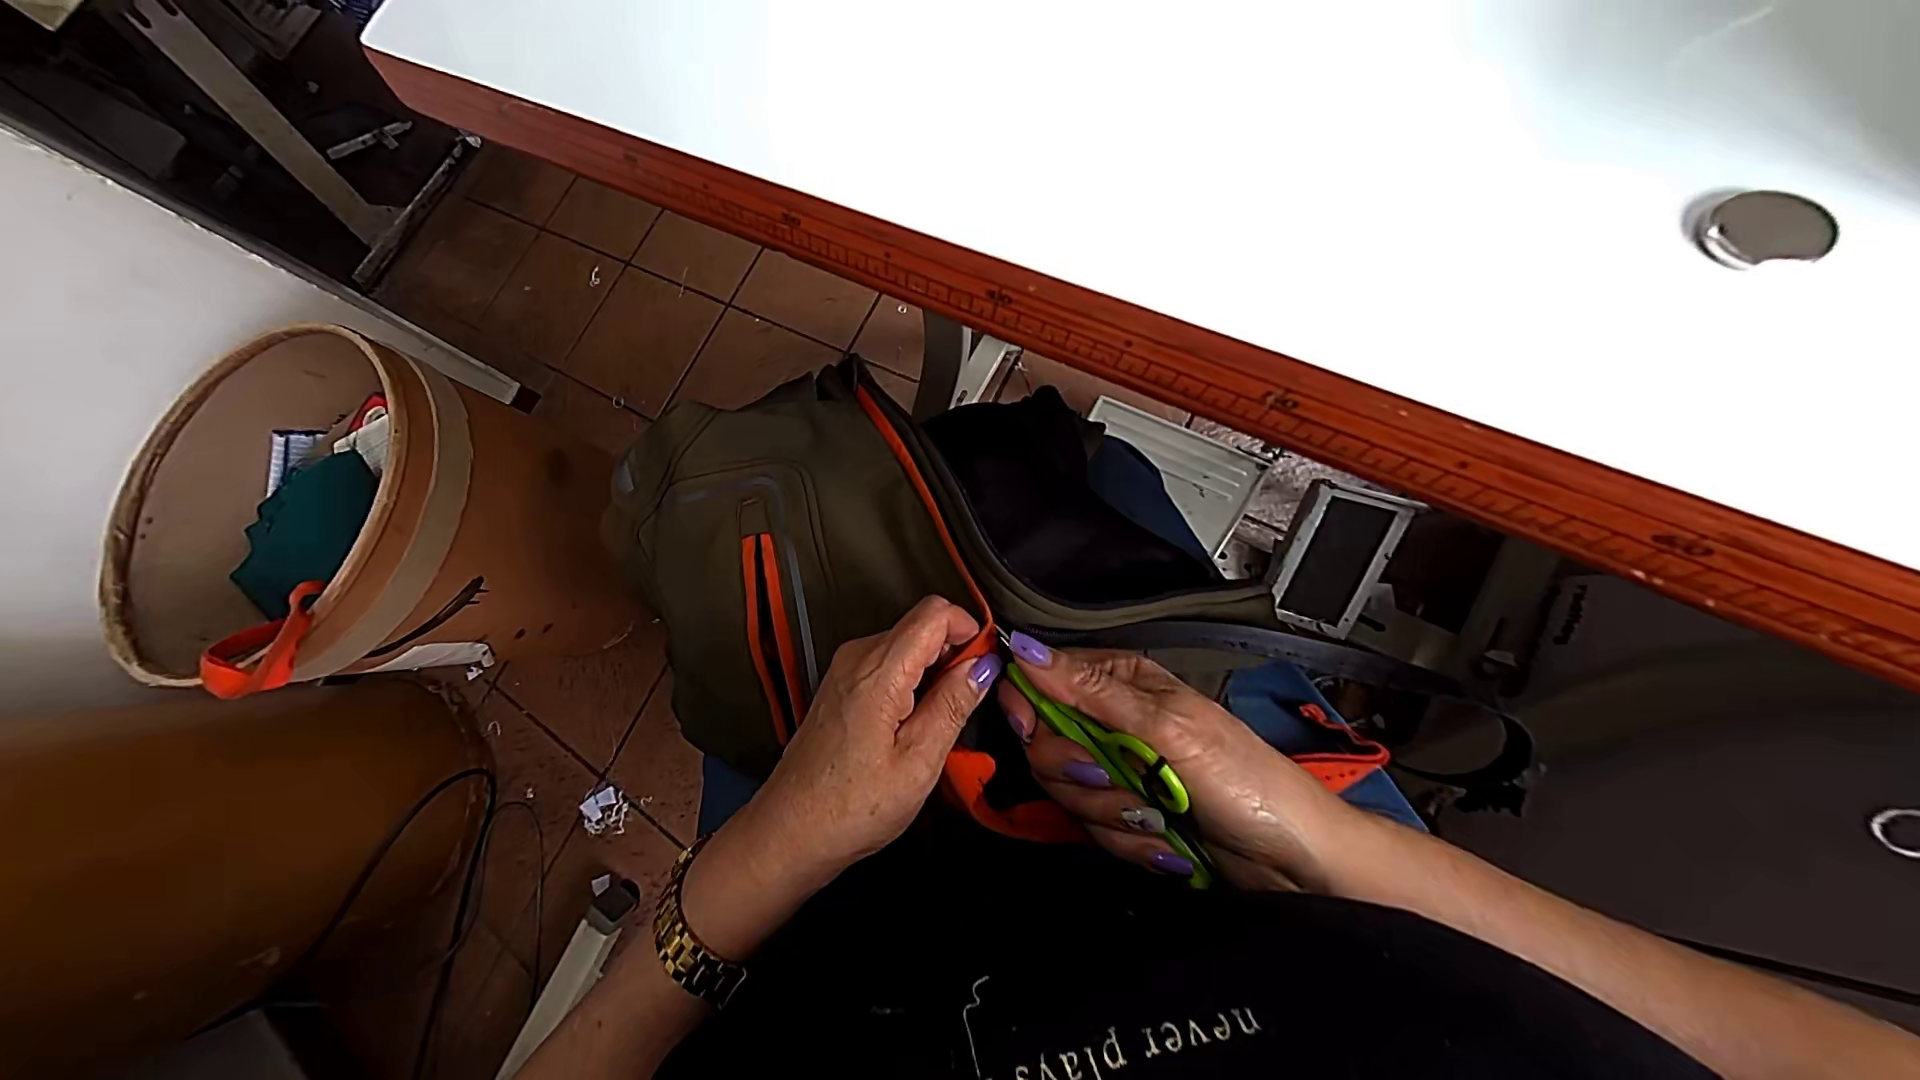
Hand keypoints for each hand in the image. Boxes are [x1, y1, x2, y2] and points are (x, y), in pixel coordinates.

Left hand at [683, 597, 1000, 955]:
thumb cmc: (849, 808)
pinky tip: (915, 720)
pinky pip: (890, 660)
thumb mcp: (919, 760)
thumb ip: (954, 703)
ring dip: (936, 667)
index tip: (985, 663)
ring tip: (941, 718)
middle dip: (956, 652)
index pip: (936, 612)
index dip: (970, 630)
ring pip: (908, 641)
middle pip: (923, 624)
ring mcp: (846, 667)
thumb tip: (983, 665)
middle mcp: (858, 657)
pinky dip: (914, 677)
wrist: (790, 831)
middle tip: (969, 699)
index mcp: (878, 671)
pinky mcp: (843, 682)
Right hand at [996, 634, 1359, 890]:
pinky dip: (1128, 841)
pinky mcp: (1123, 812)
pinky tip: (1164, 838)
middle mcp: (1111, 721)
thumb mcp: (1165, 725)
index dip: (1029, 705)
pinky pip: (1092, 828)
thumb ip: (1090, 690)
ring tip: (1159, 813)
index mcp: (1120, 682)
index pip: (1043, 679)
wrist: (1292, 859)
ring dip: (1113, 812)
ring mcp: (1116, 769)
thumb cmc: (1245, 779)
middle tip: (1117, 776)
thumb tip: (1027, 651)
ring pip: (1066, 791)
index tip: (1034, 730)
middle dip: (1080, 772)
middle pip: (1045, 741)